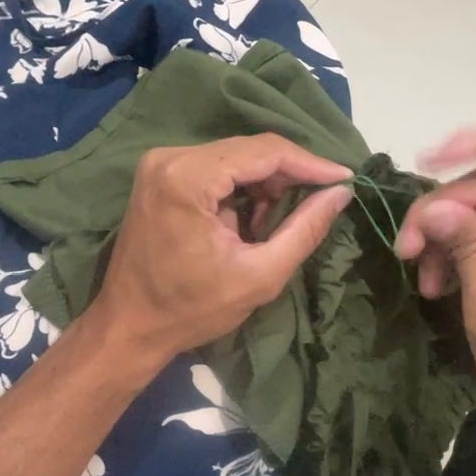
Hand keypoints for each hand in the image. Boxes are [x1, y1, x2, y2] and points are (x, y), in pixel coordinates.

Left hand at [88, 135, 353, 363]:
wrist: (129, 326)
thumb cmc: (191, 309)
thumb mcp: (259, 275)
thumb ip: (304, 230)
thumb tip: (341, 193)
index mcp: (187, 177)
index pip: (263, 151)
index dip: (310, 162)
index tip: (346, 177)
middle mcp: (170, 157)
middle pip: (248, 149)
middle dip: (288, 173)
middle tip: (320, 200)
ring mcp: (161, 163)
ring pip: (234, 158)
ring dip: (264, 184)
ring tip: (276, 224)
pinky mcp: (159, 176)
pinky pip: (215, 168)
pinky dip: (240, 189)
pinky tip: (251, 222)